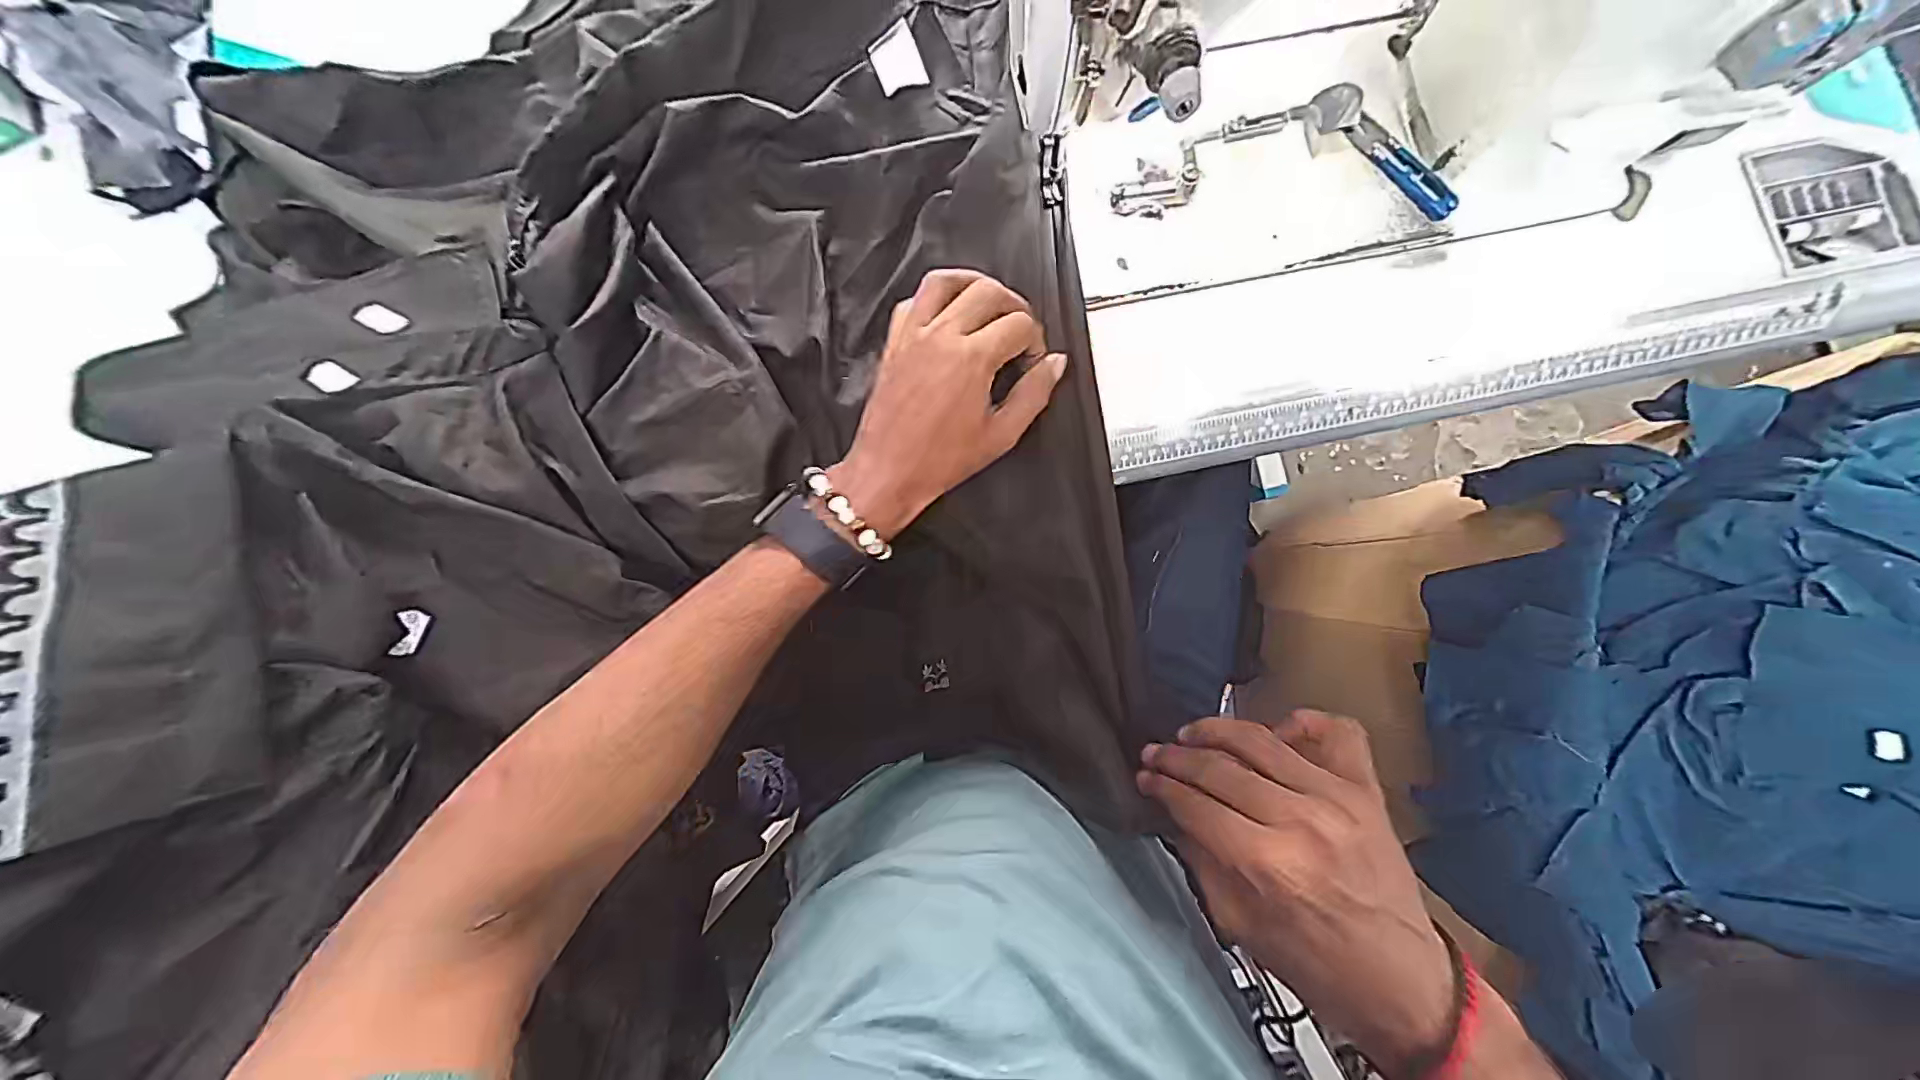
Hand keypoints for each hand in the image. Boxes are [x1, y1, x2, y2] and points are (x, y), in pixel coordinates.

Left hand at [827, 269, 1066, 537]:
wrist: (889, 472)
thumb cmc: (936, 461)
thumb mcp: (1001, 435)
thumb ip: (1033, 394)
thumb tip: (1053, 366)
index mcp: (971, 359)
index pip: (1019, 324)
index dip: (1035, 339)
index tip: (1033, 358)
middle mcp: (940, 339)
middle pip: (988, 291)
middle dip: (1015, 305)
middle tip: (1021, 328)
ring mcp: (913, 337)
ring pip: (945, 281)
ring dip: (974, 283)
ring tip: (988, 299)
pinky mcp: (894, 344)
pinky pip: (912, 301)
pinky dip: (933, 298)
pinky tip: (946, 312)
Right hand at [1138, 712, 1455, 1077]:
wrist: (1403, 984)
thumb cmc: (1320, 964)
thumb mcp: (1239, 922)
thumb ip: (1201, 860)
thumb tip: (1176, 814)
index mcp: (1268, 863)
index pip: (1194, 803)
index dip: (1160, 786)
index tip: (1145, 778)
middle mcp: (1302, 822)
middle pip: (1219, 767)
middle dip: (1176, 758)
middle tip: (1155, 754)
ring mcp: (1339, 799)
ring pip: (1260, 740)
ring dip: (1216, 730)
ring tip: (1193, 734)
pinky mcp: (1367, 792)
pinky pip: (1335, 733)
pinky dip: (1302, 722)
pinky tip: (1277, 732)